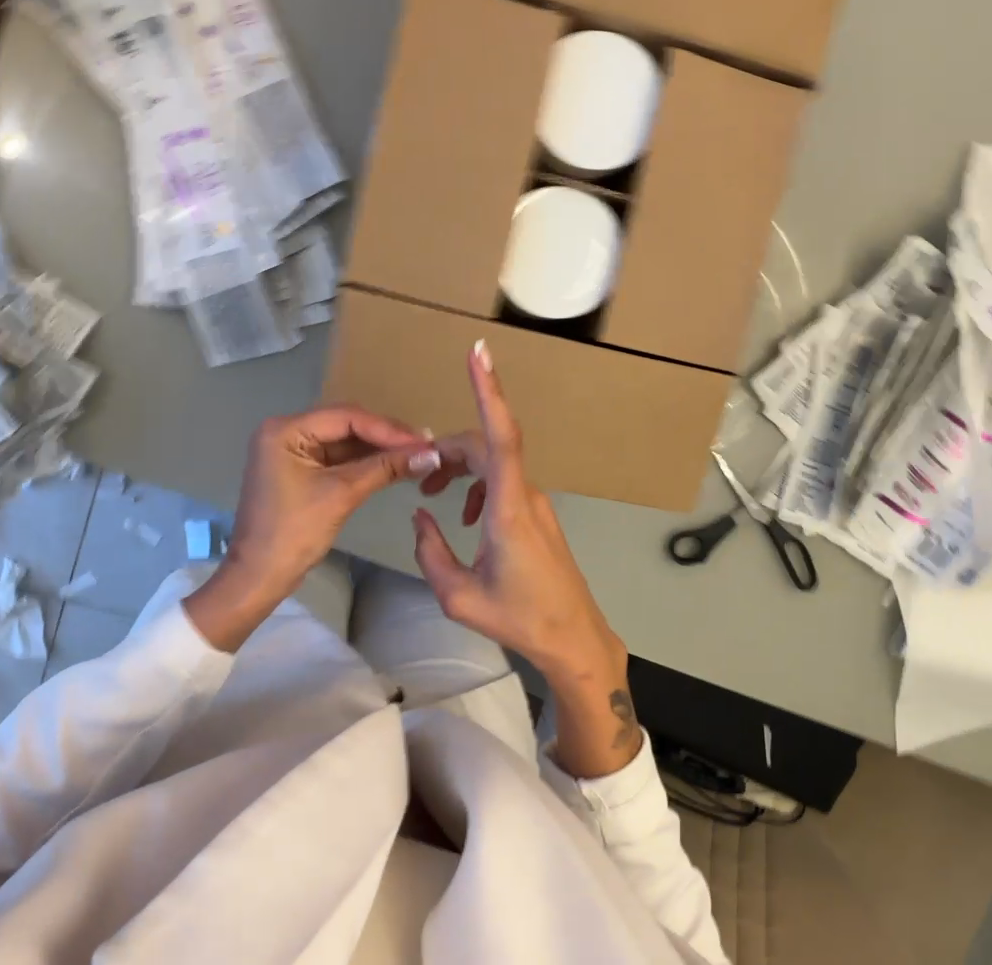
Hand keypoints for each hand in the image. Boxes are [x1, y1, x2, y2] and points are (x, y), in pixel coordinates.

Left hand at [190, 406, 436, 650]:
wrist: (260, 575)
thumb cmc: (294, 532)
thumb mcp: (342, 494)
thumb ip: (385, 468)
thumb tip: (432, 454)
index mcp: (285, 429)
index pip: (347, 417)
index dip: (388, 429)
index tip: (425, 441)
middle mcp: (285, 431)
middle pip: (346, 424)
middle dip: (386, 437)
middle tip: (426, 446)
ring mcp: (290, 450)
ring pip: (344, 441)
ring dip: (378, 449)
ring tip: (417, 455)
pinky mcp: (298, 469)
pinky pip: (336, 458)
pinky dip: (363, 462)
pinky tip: (392, 466)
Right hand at [411, 340, 638, 776]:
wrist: (573, 638)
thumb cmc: (518, 619)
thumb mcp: (457, 595)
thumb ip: (430, 551)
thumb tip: (421, 516)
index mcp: (508, 509)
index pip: (501, 436)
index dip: (489, 391)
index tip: (479, 353)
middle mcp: (526, 495)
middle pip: (484, 446)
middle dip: (447, 450)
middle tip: (418, 477)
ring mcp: (536, 503)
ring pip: (493, 463)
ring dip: (460, 469)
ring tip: (432, 496)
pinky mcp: (538, 514)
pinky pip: (504, 482)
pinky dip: (478, 486)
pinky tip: (464, 518)